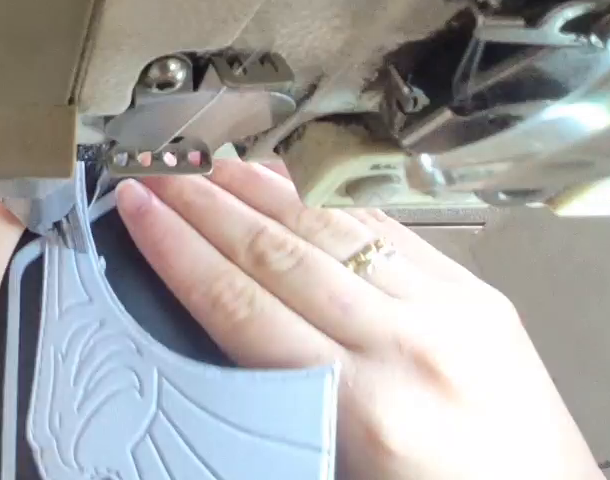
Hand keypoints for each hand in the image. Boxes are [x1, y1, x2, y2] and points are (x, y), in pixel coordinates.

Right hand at [116, 161, 602, 479]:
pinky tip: (279, 172)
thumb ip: (265, 397)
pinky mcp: (478, 296)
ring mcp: (449, 313)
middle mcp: (405, 349)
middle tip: (150, 165)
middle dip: (199, 202)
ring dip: (251, 187)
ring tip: (201, 160)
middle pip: (272, 252)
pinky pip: (378, 228)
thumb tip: (198, 313)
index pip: (238, 303)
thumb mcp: (325, 471)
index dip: (175, 246)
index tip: (132, 202)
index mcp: (364, 412)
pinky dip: (317, 196)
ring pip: (322, 228)